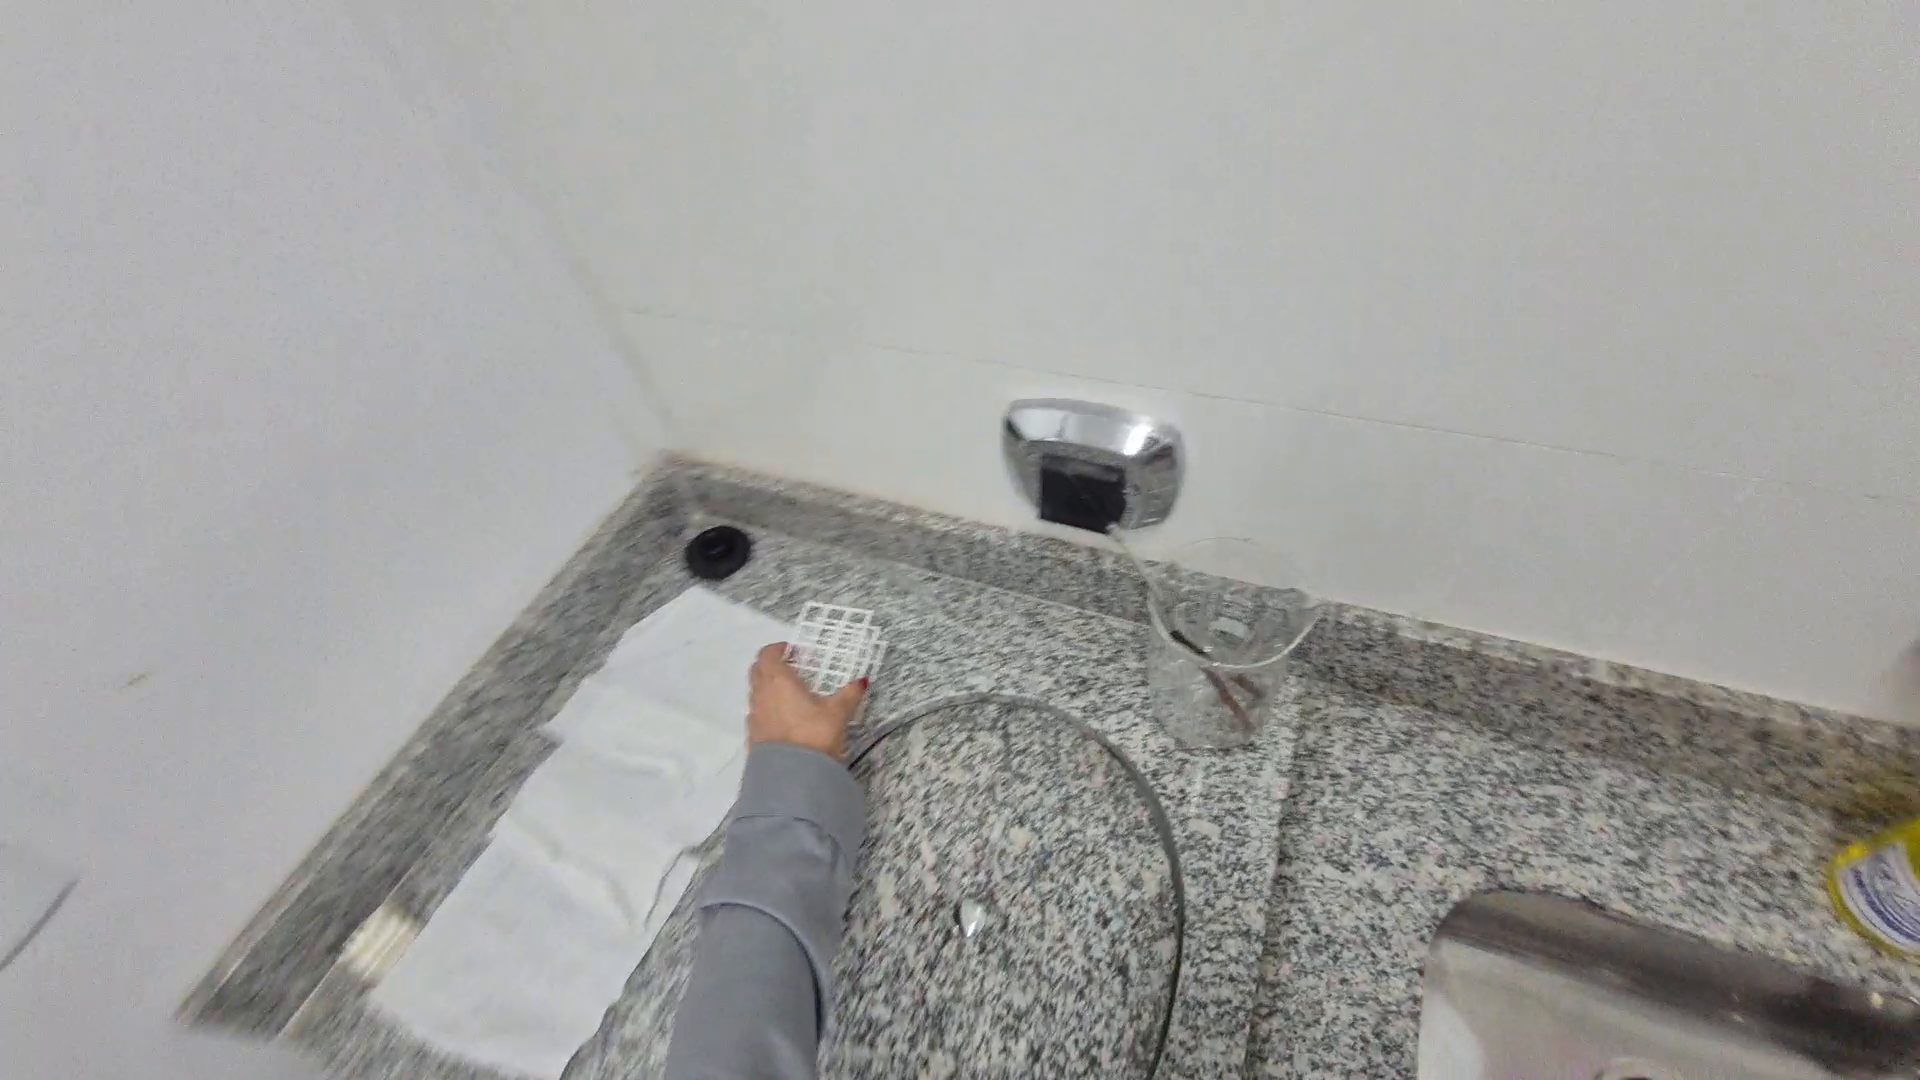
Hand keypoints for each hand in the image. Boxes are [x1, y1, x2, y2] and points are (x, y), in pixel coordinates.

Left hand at [746, 643, 866, 760]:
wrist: (791, 777)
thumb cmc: (813, 734)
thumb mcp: (838, 712)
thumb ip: (849, 694)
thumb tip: (862, 681)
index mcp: (778, 681)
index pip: (767, 654)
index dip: (778, 649)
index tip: (793, 651)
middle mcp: (761, 695)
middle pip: (758, 671)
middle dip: (772, 666)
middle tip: (792, 669)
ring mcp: (754, 716)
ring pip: (756, 693)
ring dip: (769, 688)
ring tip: (792, 695)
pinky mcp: (753, 737)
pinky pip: (758, 713)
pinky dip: (769, 709)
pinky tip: (786, 719)